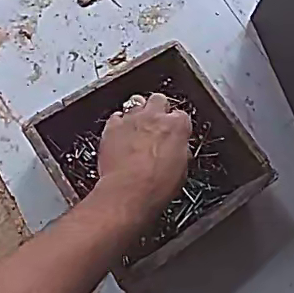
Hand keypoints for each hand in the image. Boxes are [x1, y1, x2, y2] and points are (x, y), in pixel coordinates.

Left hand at [93, 93, 191, 221]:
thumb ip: (180, 152)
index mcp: (176, 127)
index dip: (178, 126)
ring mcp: (131, 120)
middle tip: (156, 124)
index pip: (182, 116)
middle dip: (159, 109)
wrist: (127, 191)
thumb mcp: (181, 171)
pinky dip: (118, 124)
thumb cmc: (155, 186)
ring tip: (137, 126)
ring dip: (138, 112)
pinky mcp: (111, 128)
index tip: (175, 134)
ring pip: (136, 102)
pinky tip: (120, 135)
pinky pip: (115, 117)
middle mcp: (154, 117)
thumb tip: (177, 151)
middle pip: (159, 100)